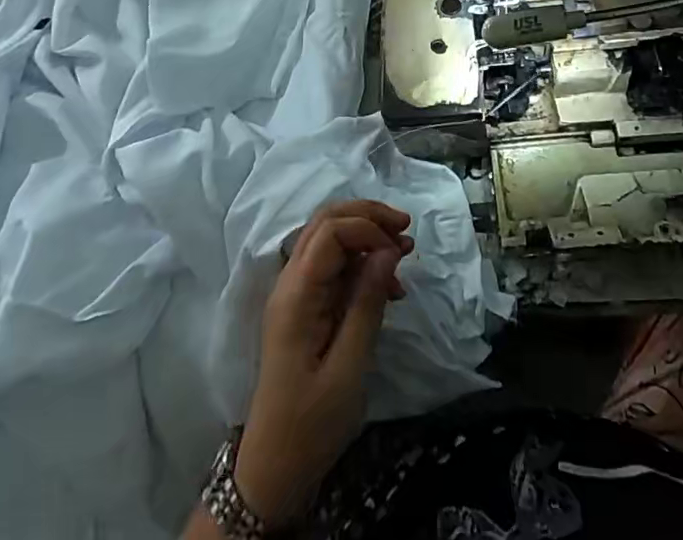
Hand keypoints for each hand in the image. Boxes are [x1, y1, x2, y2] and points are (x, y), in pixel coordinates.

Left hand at [234, 200, 412, 527]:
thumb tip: (390, 249)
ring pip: (330, 239)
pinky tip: (389, 284)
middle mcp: (291, 284)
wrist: (275, 467)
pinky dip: (364, 262)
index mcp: (296, 295)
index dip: (368, 228)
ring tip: (406, 253)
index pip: (330, 231)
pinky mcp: (306, 307)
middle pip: (325, 222)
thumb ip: (368, 302)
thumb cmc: (312, 421)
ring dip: (368, 236)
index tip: (401, 251)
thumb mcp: (349, 365)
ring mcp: (296, 294)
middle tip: (407, 230)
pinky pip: (335, 267)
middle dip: (368, 217)